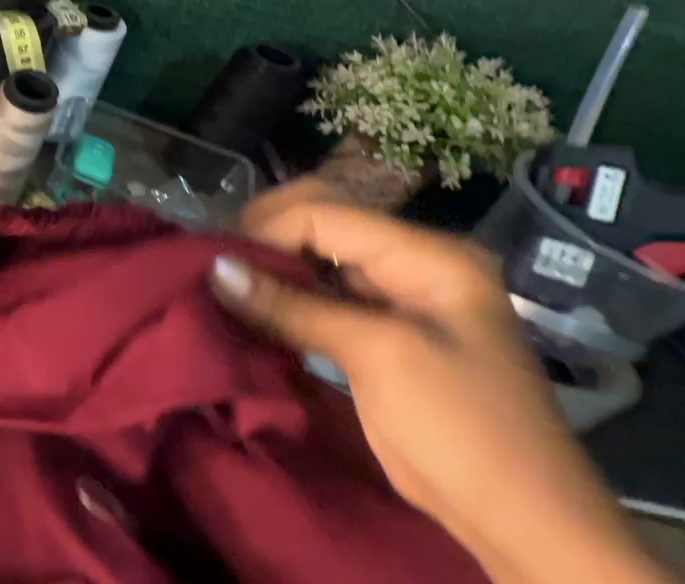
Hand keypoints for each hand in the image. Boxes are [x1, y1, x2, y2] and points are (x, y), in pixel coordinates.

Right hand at [211, 179, 671, 583]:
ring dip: (266, 271)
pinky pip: (317, 293)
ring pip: (311, 257)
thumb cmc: (461, 426)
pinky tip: (247, 310)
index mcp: (428, 255)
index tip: (215, 264)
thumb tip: (212, 268)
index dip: (264, 232)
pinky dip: (280, 298)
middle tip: (215, 268)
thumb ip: (291, 306)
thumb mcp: (375, 355)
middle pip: (318, 222)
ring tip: (220, 288)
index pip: (323, 214)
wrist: (521, 519)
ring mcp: (396, 296)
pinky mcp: (377, 329)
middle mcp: (412, 262)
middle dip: (261, 240)